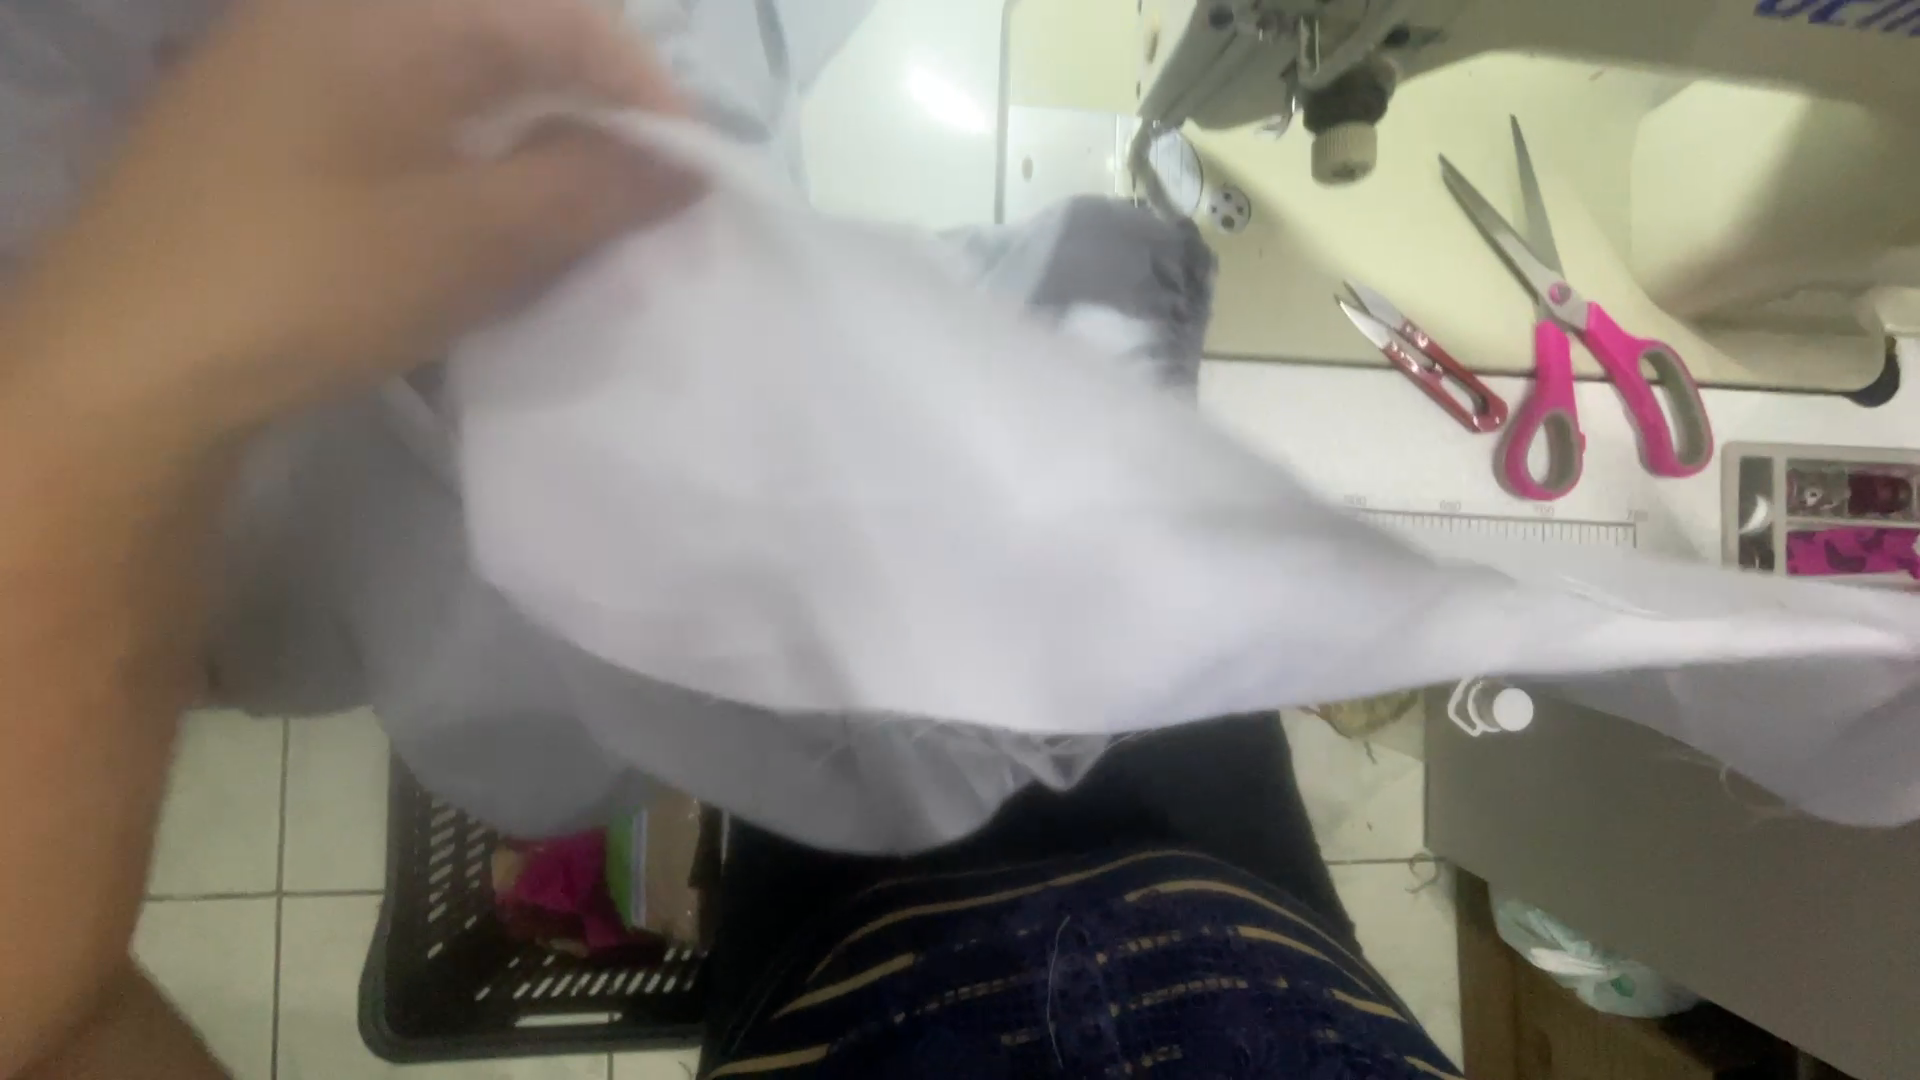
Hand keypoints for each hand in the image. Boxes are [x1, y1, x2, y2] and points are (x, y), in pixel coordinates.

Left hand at [4, 0, 691, 442]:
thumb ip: (592, 187)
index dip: (648, 90)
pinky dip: (504, 165)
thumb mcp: (478, 235)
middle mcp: (353, 15)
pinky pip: (444, 123)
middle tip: (654, 198)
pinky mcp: (315, 127)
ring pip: (487, 87)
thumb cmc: (318, 281)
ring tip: (602, 215)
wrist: (144, 359)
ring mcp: (324, 68)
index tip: (699, 172)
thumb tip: (689, 166)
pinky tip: (524, 218)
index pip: (563, 18)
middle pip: (525, 42)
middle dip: (607, 119)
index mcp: (389, 14)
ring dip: (559, 147)